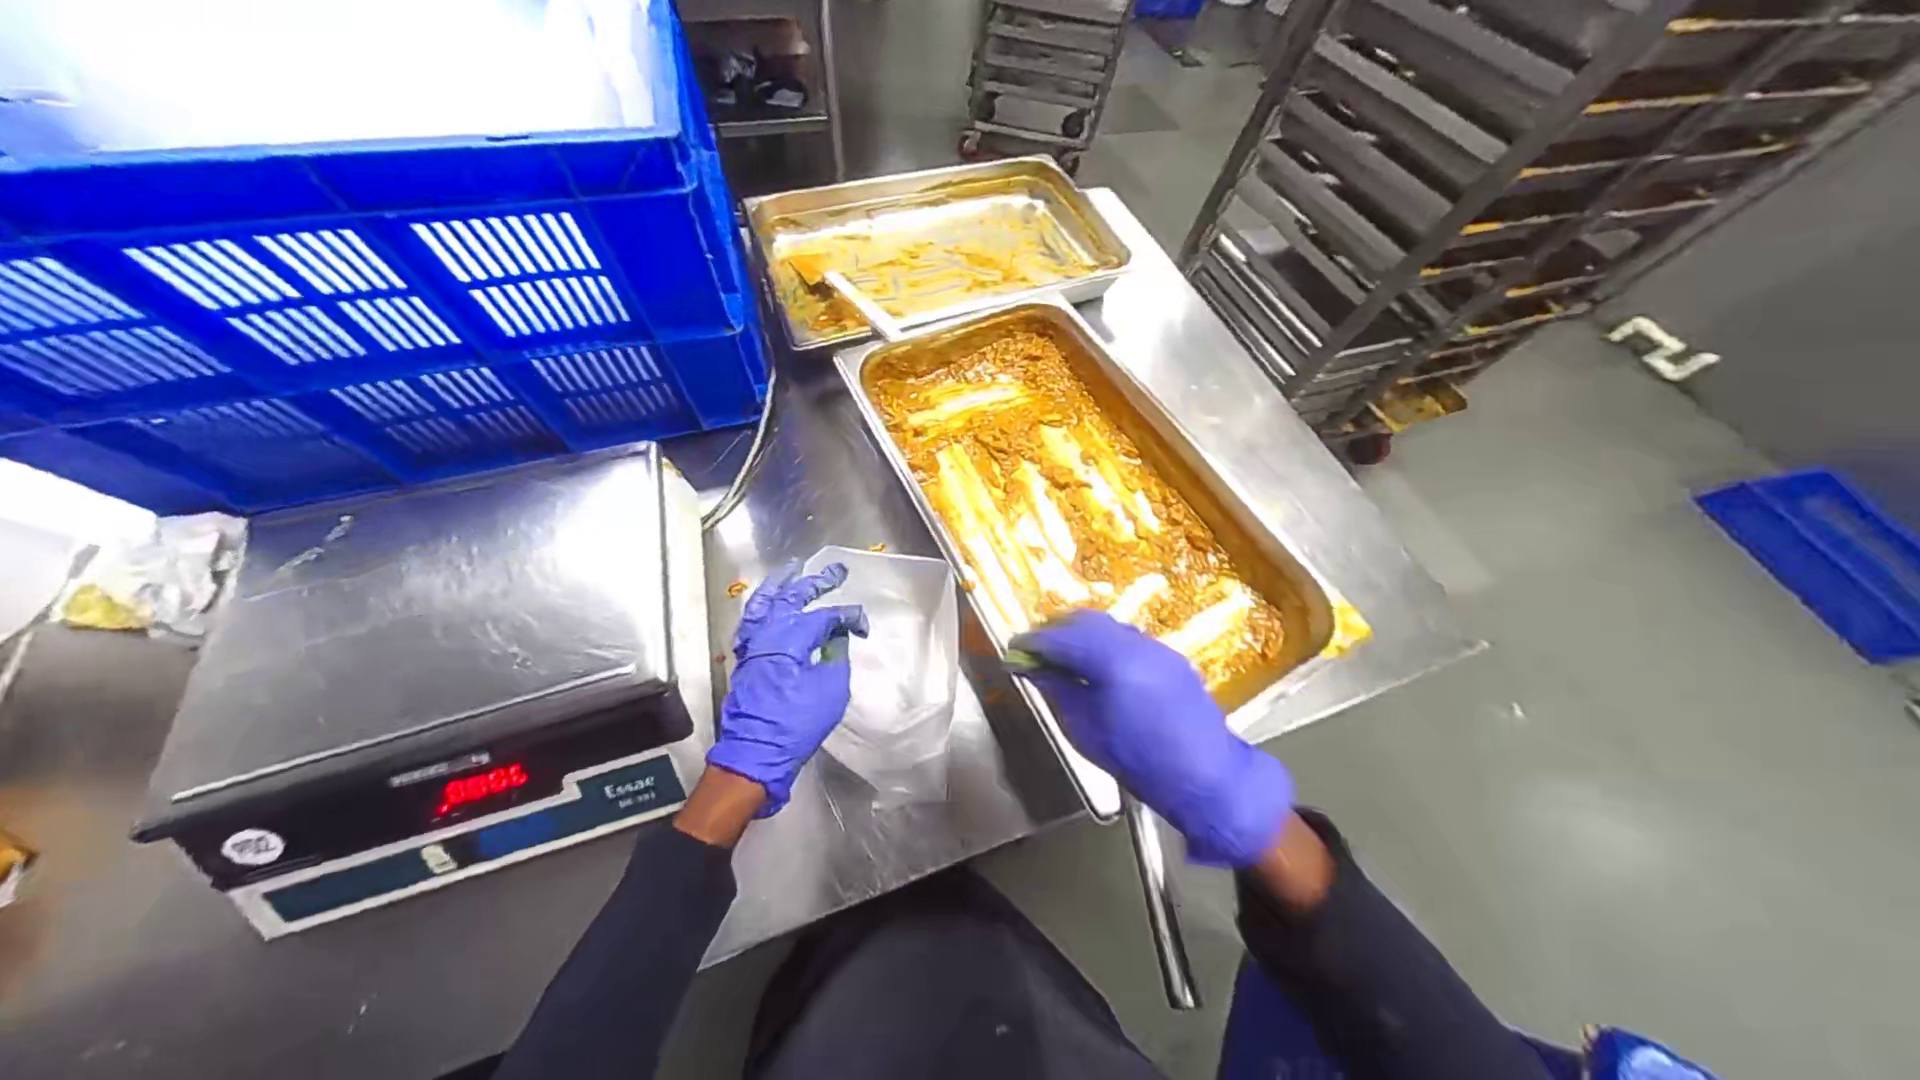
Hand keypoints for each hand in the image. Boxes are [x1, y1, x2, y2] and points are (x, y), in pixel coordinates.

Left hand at [707, 562, 868, 815]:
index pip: (823, 616)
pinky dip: (763, 606)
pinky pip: (753, 620)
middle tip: (836, 571)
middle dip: (816, 582)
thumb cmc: (797, 723)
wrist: (756, 752)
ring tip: (794, 570)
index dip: (847, 616)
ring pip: (765, 603)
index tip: (862, 625)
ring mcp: (752, 644)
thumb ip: (835, 656)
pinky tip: (770, 603)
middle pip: (792, 598)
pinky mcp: (746, 658)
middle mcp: (767, 633)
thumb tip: (836, 637)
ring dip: (781, 585)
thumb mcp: (830, 690)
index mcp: (791, 637)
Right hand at [1010, 610, 1292, 866]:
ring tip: (1062, 660)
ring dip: (1081, 636)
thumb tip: (1030, 667)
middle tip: (1034, 652)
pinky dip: (1104, 645)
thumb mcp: (1084, 728)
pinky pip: (1127, 639)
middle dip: (1055, 631)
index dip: (1032, 642)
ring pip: (1108, 626)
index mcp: (1112, 661)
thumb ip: (1055, 689)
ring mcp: (1157, 647)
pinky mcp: (1170, 657)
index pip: (1061, 637)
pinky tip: (1095, 668)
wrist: (1206, 778)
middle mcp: (1136, 644)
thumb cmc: (1137, 761)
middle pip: (1085, 621)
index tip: (1013, 650)